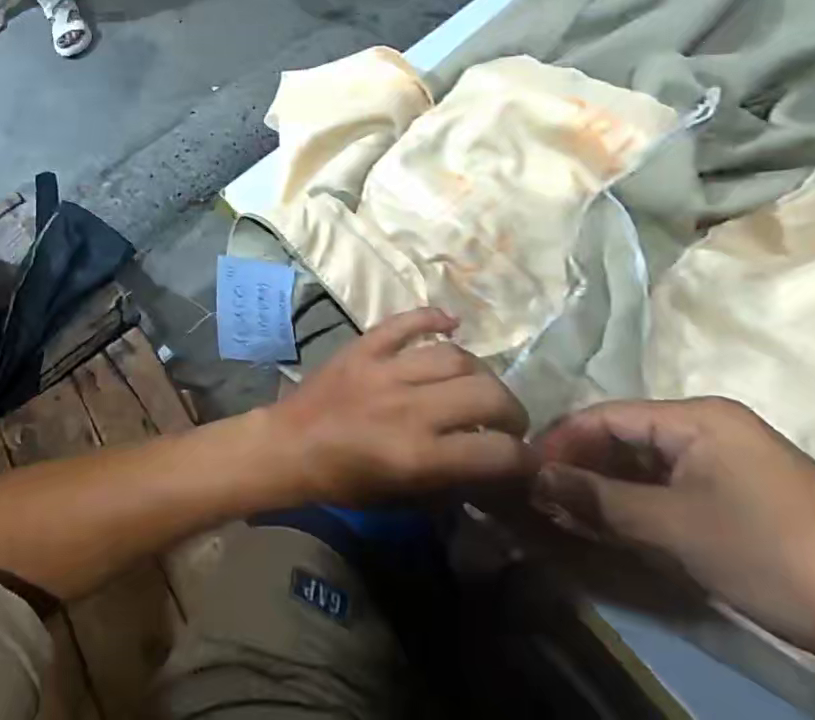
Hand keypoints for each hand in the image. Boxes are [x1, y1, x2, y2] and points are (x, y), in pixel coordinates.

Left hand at [263, 308, 535, 505]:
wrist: (287, 446)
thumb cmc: (344, 479)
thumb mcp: (405, 497)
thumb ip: (454, 479)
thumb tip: (496, 464)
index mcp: (418, 454)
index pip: (499, 450)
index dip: (526, 458)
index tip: (527, 459)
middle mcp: (408, 407)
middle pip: (487, 393)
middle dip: (511, 411)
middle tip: (505, 421)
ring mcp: (384, 370)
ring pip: (454, 356)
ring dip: (479, 372)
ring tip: (477, 387)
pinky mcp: (363, 347)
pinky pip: (405, 322)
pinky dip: (432, 318)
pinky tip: (452, 325)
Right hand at [532, 398, 814, 716]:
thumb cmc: (771, 552)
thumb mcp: (671, 526)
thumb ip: (594, 498)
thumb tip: (533, 478)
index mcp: (696, 417)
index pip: (603, 416)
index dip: (558, 443)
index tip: (523, 473)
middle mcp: (712, 428)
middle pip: (623, 439)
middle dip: (579, 469)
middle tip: (543, 501)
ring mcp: (733, 464)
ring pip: (645, 467)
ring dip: (605, 492)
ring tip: (570, 518)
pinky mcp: (747, 498)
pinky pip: (673, 489)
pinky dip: (639, 507)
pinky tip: (615, 528)